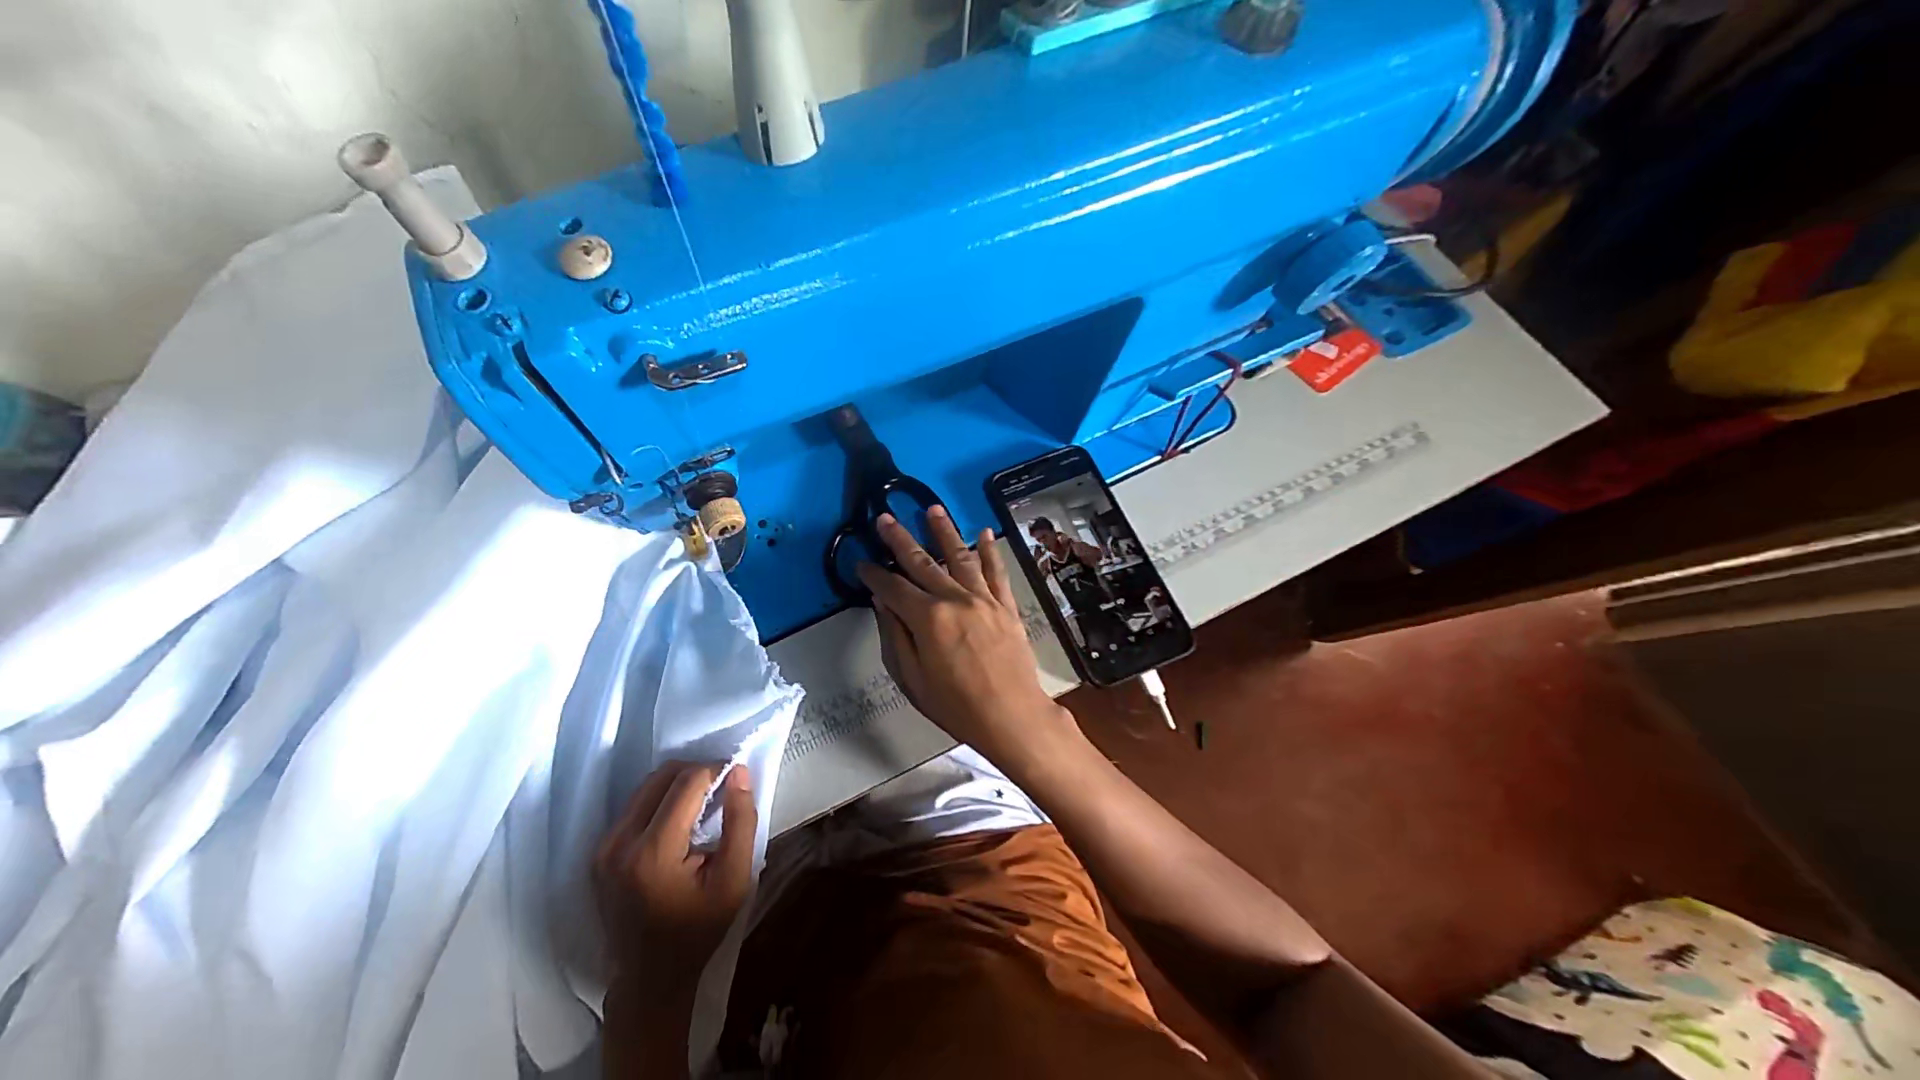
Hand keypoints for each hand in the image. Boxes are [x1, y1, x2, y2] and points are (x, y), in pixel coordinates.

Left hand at [593, 761, 756, 992]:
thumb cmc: (698, 930)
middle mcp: (619, 844)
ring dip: (677, 785)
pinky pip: (633, 806)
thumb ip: (740, 822)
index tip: (736, 780)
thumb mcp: (735, 879)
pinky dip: (660, 801)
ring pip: (645, 787)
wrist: (650, 978)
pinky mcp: (598, 853)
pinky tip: (679, 822)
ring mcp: (603, 848)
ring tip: (703, 804)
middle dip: (696, 772)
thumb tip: (738, 772)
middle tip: (722, 789)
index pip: (686, 783)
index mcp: (652, 853)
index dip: (715, 771)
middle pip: (661, 777)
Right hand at [856, 506, 1080, 770]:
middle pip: (923, 562)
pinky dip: (989, 551)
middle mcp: (955, 599)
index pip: (893, 587)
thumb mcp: (912, 679)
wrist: (1011, 716)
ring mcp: (984, 599)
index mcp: (927, 618)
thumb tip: (882, 601)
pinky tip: (983, 532)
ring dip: (944, 531)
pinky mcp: (1006, 606)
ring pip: (960, 556)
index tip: (862, 562)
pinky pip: (996, 571)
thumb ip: (895, 636)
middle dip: (901, 539)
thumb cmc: (956, 705)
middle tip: (886, 517)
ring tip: (932, 509)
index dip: (874, 574)